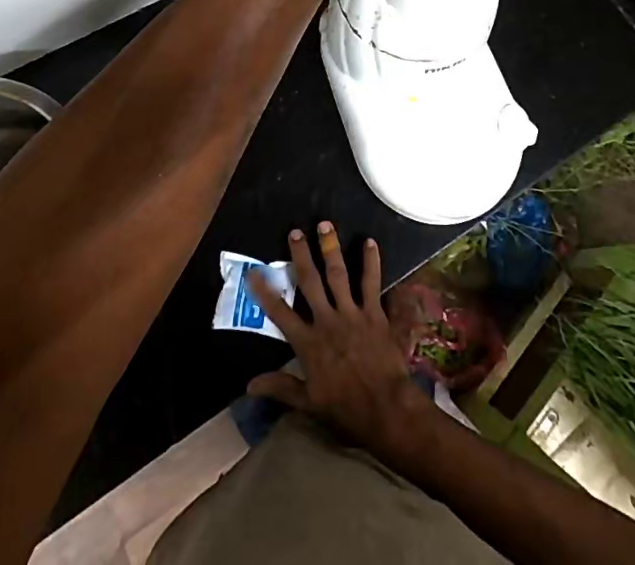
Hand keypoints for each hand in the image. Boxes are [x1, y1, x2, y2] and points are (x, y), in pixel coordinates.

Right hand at [248, 221, 429, 453]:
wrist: (385, 408)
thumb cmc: (345, 408)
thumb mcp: (308, 403)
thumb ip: (280, 388)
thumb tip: (249, 385)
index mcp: (307, 342)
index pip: (279, 312)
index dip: (264, 292)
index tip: (254, 272)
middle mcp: (327, 321)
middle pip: (309, 282)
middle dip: (300, 256)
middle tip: (295, 232)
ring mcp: (352, 314)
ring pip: (338, 275)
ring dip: (330, 249)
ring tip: (325, 225)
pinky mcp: (374, 314)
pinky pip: (372, 283)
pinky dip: (371, 262)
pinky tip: (370, 242)